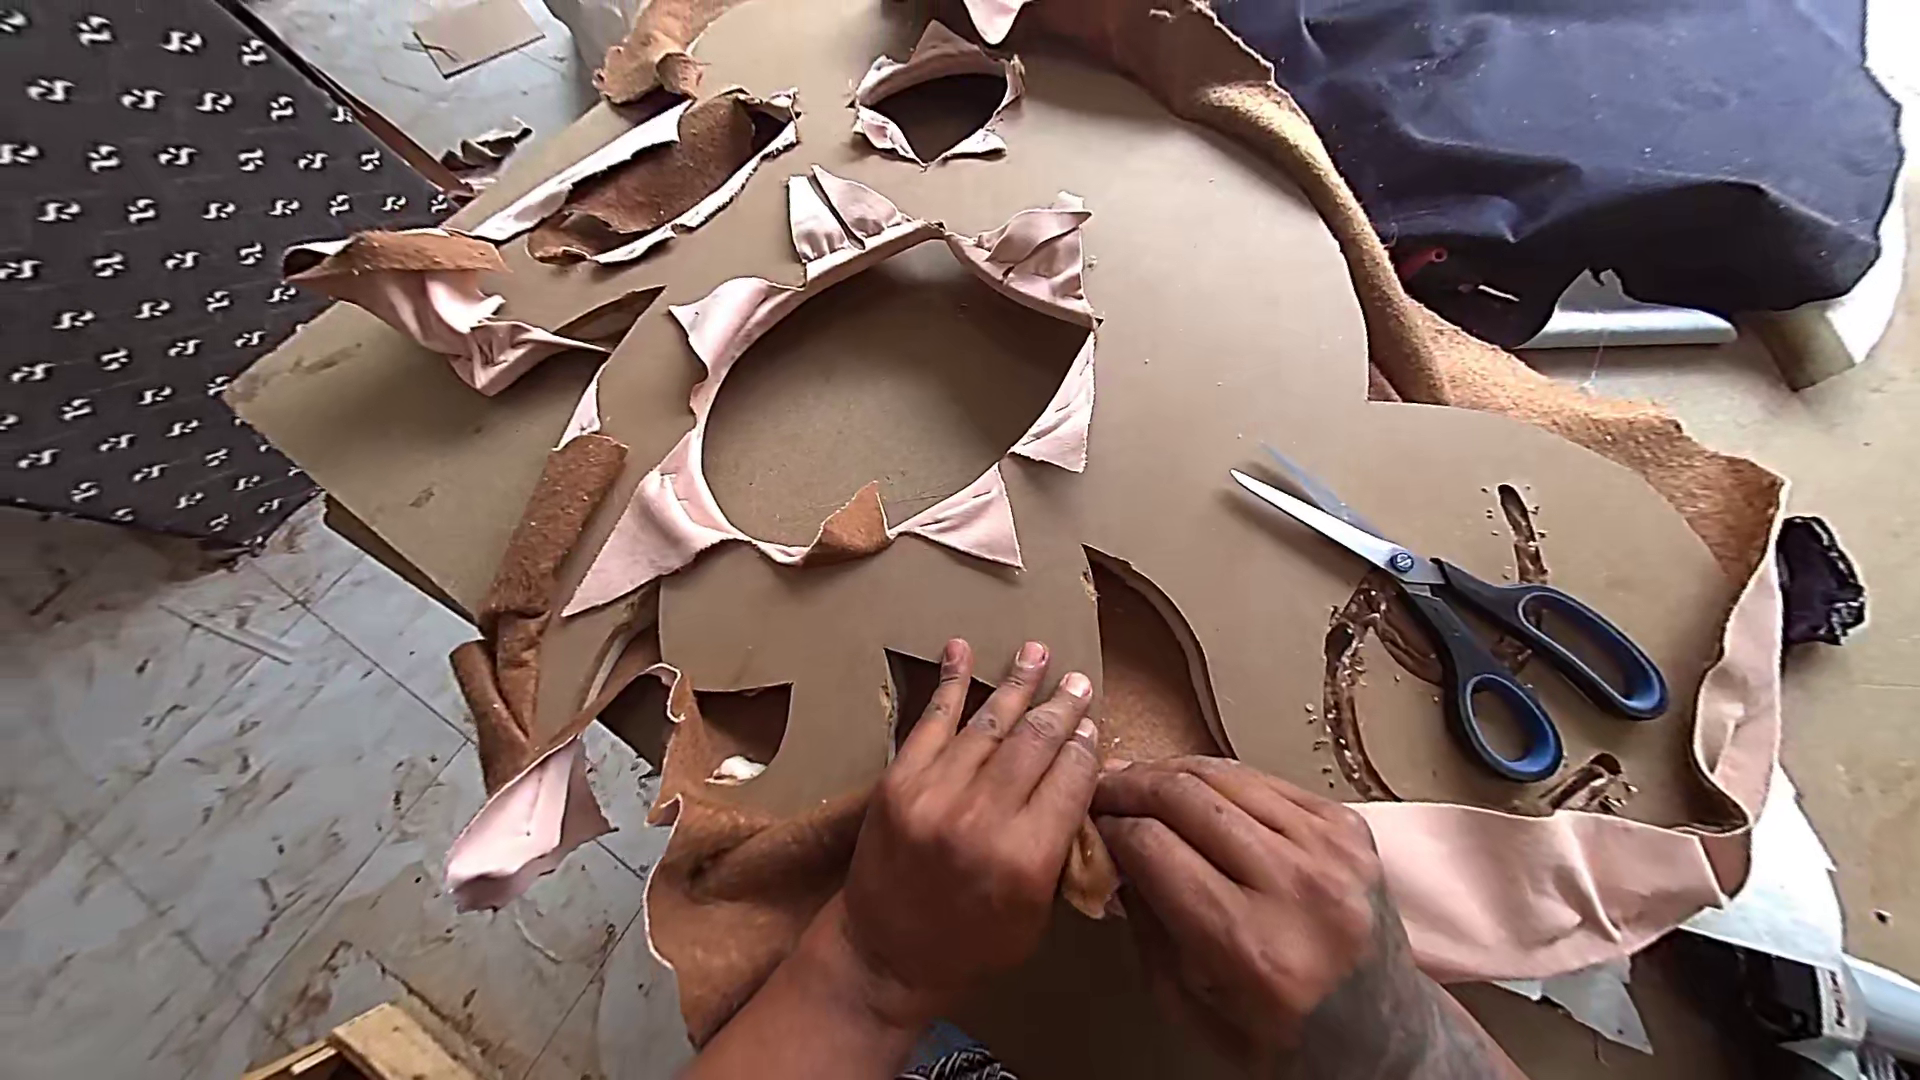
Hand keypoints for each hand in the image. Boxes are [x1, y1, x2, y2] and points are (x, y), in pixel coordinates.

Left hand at [836, 637, 1101, 1026]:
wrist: (885, 953)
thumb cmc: (971, 941)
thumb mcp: (1036, 913)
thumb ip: (1061, 846)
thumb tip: (1080, 778)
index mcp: (1026, 858)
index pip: (1071, 780)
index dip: (1085, 745)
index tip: (1092, 722)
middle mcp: (983, 818)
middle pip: (1035, 743)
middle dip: (1062, 706)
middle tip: (1078, 680)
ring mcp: (936, 792)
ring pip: (990, 723)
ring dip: (1018, 683)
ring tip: (1037, 651)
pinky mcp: (900, 779)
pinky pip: (932, 719)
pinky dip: (951, 682)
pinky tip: (962, 650)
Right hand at [1093, 757, 1523, 1078]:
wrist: (1389, 1039)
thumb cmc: (1279, 1036)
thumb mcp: (1188, 1003)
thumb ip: (1141, 919)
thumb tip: (1107, 841)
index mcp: (1256, 949)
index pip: (1152, 846)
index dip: (1110, 825)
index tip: (1092, 820)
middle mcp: (1300, 890)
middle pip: (1181, 796)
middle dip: (1128, 784)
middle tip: (1102, 785)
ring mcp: (1331, 849)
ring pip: (1216, 772)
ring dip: (1164, 769)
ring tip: (1137, 778)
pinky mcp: (1347, 824)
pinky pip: (1256, 776)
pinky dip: (1211, 774)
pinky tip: (1189, 786)